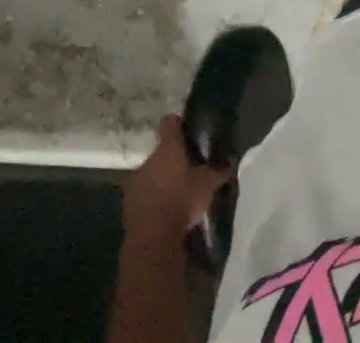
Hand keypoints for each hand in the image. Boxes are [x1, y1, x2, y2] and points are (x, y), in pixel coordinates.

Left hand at [122, 114, 231, 243]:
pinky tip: (164, 210)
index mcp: (169, 148)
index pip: (169, 123)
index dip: (178, 123)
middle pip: (162, 151)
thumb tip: (230, 165)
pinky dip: (153, 196)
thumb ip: (219, 172)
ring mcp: (136, 179)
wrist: (153, 236)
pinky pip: (144, 191)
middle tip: (189, 172)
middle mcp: (149, 158)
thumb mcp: (208, 185)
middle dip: (174, 160)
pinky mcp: (129, 200)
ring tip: (177, 194)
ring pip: (152, 172)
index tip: (186, 130)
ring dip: (162, 179)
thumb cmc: (183, 201)